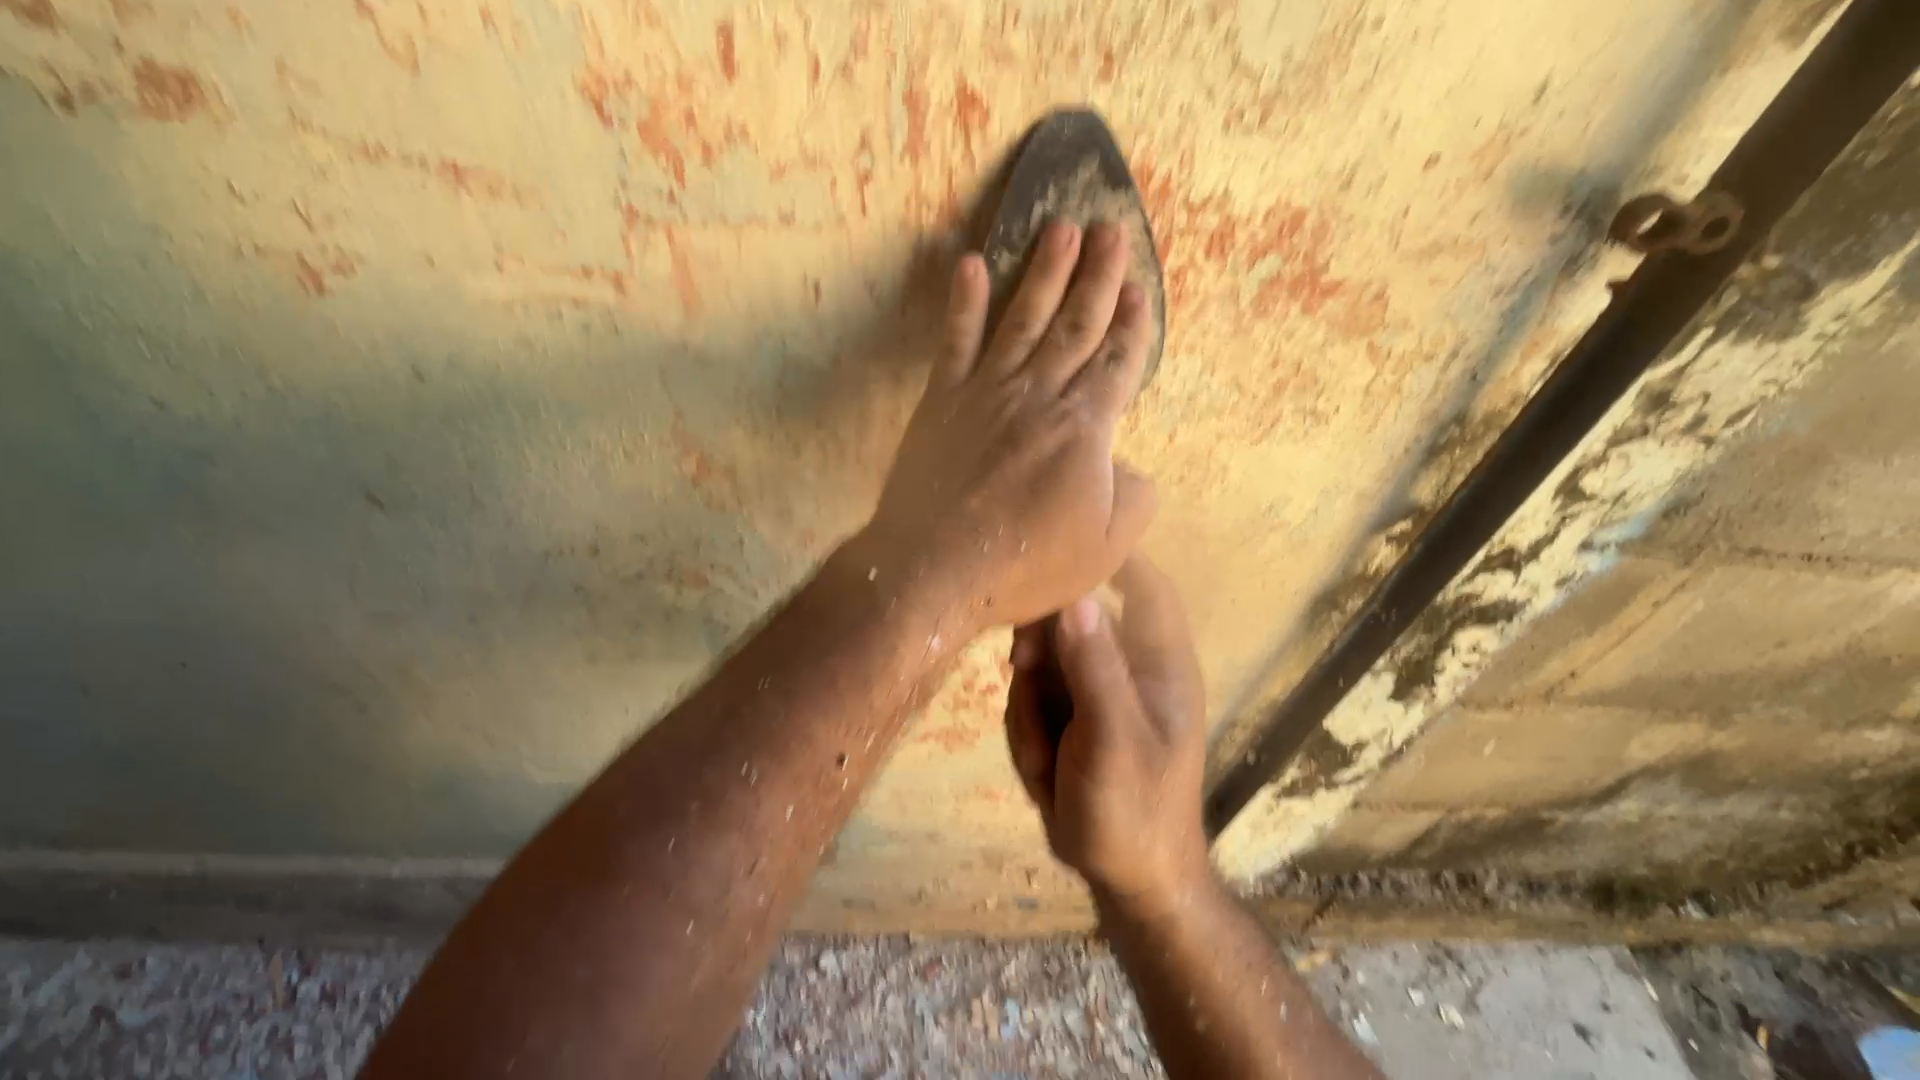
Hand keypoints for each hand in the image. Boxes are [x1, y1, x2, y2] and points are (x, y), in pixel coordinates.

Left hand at [865, 221, 1156, 632]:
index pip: (1117, 362)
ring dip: (1045, 272)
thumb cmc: (1026, 564)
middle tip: (1111, 229)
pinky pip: (956, 340)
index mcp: (1085, 426)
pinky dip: (964, 301)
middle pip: (1077, 325)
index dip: (1132, 324)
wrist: (936, 568)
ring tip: (1062, 230)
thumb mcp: (1107, 548)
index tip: (1140, 287)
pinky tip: (971, 265)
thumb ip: (1134, 500)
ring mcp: (987, 390)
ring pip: (1024, 318)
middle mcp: (1039, 393)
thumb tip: (1130, 466)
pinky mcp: (942, 399)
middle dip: (1098, 277)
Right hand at [1004, 556, 1210, 910]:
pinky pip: (1028, 700)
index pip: (1142, 583)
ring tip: (1047, 755)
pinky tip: (1044, 769)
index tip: (1059, 536)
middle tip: (1024, 669)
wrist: (1128, 878)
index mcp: (1158, 661)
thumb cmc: (1136, 809)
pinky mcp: (1068, 718)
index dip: (1110, 554)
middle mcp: (1126, 666)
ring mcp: (1093, 693)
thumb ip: (1095, 667)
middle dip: (1040, 649)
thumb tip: (1077, 596)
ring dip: (1030, 705)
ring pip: (1039, 662)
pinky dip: (1027, 731)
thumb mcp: (1114, 738)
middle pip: (1070, 618)